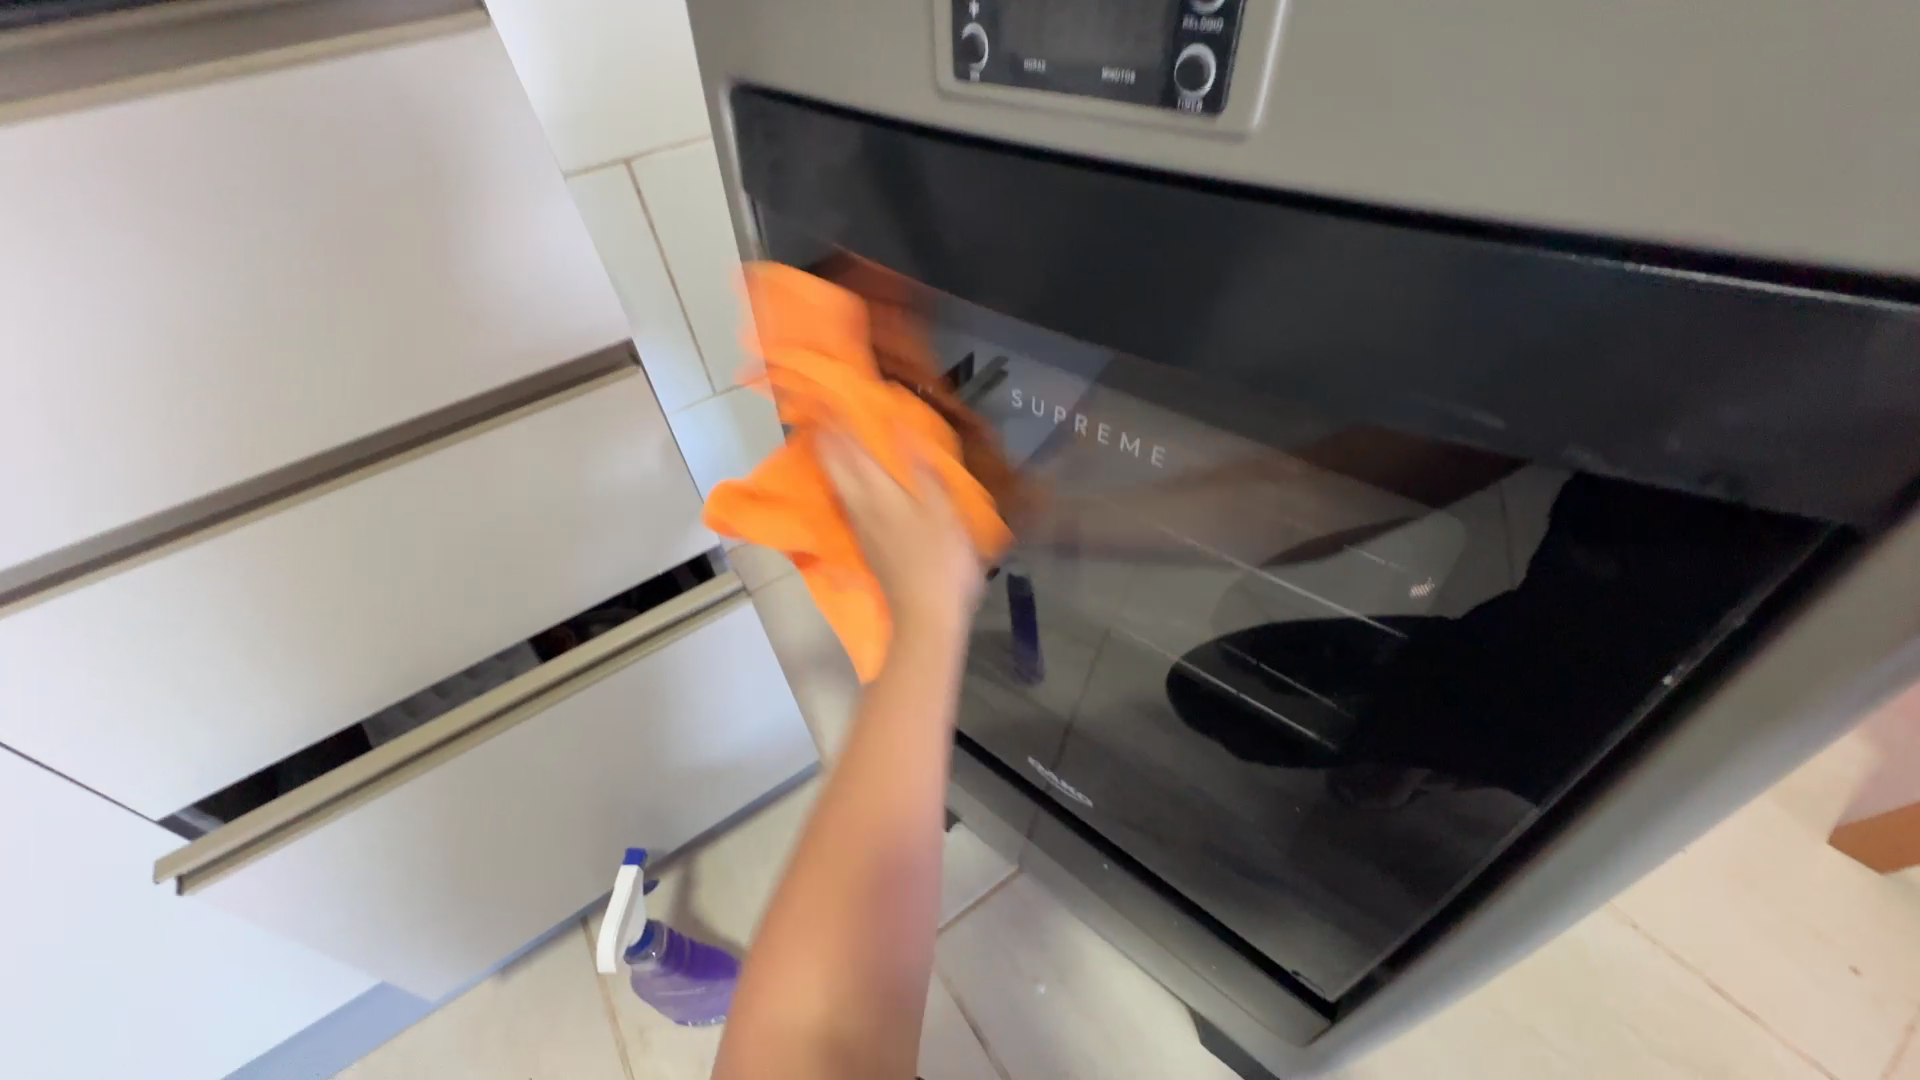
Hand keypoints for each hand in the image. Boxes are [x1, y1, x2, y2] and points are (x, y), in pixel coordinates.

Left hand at [820, 431, 982, 638]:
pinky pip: (847, 500)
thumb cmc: (941, 562)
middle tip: (826, 412)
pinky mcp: (865, 543)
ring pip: (838, 483)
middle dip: (828, 438)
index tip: (830, 396)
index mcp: (878, 493)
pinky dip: (845, 480)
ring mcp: (860, 526)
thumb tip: (901, 427)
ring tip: (834, 437)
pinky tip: (853, 479)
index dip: (837, 421)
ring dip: (834, 458)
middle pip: (835, 465)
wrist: (925, 616)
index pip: (849, 449)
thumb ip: (922, 470)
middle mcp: (860, 505)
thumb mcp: (942, 511)